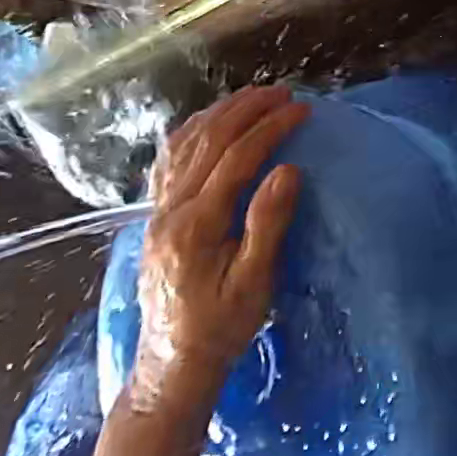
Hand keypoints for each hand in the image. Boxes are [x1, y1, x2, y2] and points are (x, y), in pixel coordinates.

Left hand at [132, 84, 306, 405]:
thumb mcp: (253, 283)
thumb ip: (267, 224)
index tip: (301, 109)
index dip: (270, 128)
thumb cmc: (222, 325)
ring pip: (186, 144)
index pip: (236, 159)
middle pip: (208, 141)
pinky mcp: (155, 213)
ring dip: (221, 112)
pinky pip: (170, 158)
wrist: (172, 363)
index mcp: (195, 226)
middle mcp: (170, 210)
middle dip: (248, 110)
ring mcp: (157, 209)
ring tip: (254, 95)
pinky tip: (211, 119)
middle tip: (283, 92)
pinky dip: (193, 129)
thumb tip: (288, 169)